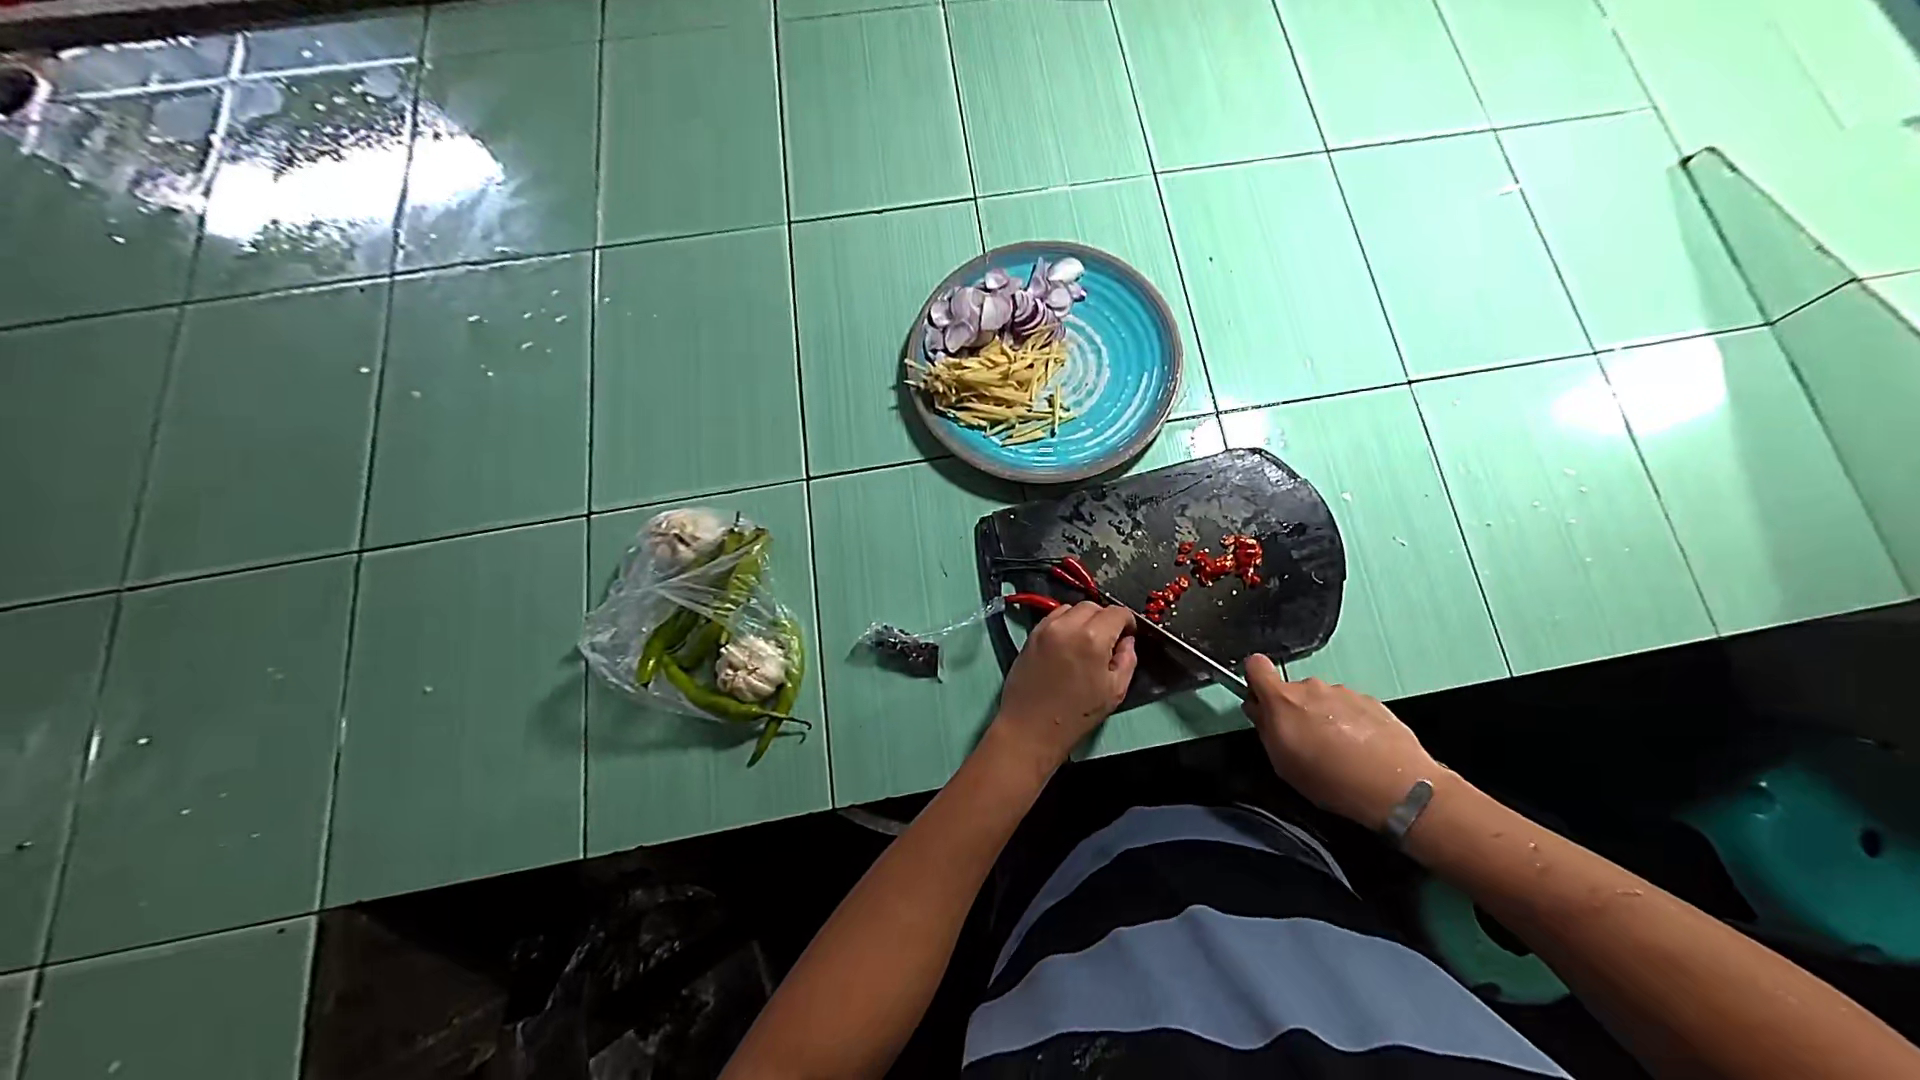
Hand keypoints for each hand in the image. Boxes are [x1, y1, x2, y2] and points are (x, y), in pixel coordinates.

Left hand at [991, 603, 1137, 767]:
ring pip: (1072, 608)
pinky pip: (1053, 617)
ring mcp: (1046, 628)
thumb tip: (1127, 640)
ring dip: (1084, 619)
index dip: (1128, 622)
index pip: (1118, 612)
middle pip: (1094, 606)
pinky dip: (1065, 623)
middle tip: (1108, 641)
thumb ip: (1127, 659)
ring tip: (1086, 642)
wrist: (1031, 726)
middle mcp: (1067, 625)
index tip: (1128, 635)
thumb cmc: (1076, 714)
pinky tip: (1068, 644)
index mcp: (1093, 638)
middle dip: (1105, 619)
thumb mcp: (1115, 690)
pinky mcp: (1031, 634)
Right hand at [1241, 655, 1442, 828]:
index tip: (1262, 702)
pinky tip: (1362, 749)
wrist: (1398, 786)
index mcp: (1282, 700)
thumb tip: (1259, 711)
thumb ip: (1265, 729)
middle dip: (1294, 710)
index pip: (1256, 665)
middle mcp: (1311, 687)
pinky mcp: (1372, 701)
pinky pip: (1349, 707)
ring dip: (1324, 717)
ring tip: (1339, 751)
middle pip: (1292, 690)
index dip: (1255, 680)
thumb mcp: (1282, 763)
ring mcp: (1344, 692)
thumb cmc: (1331, 779)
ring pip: (1322, 699)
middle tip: (1306, 742)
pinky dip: (1350, 723)